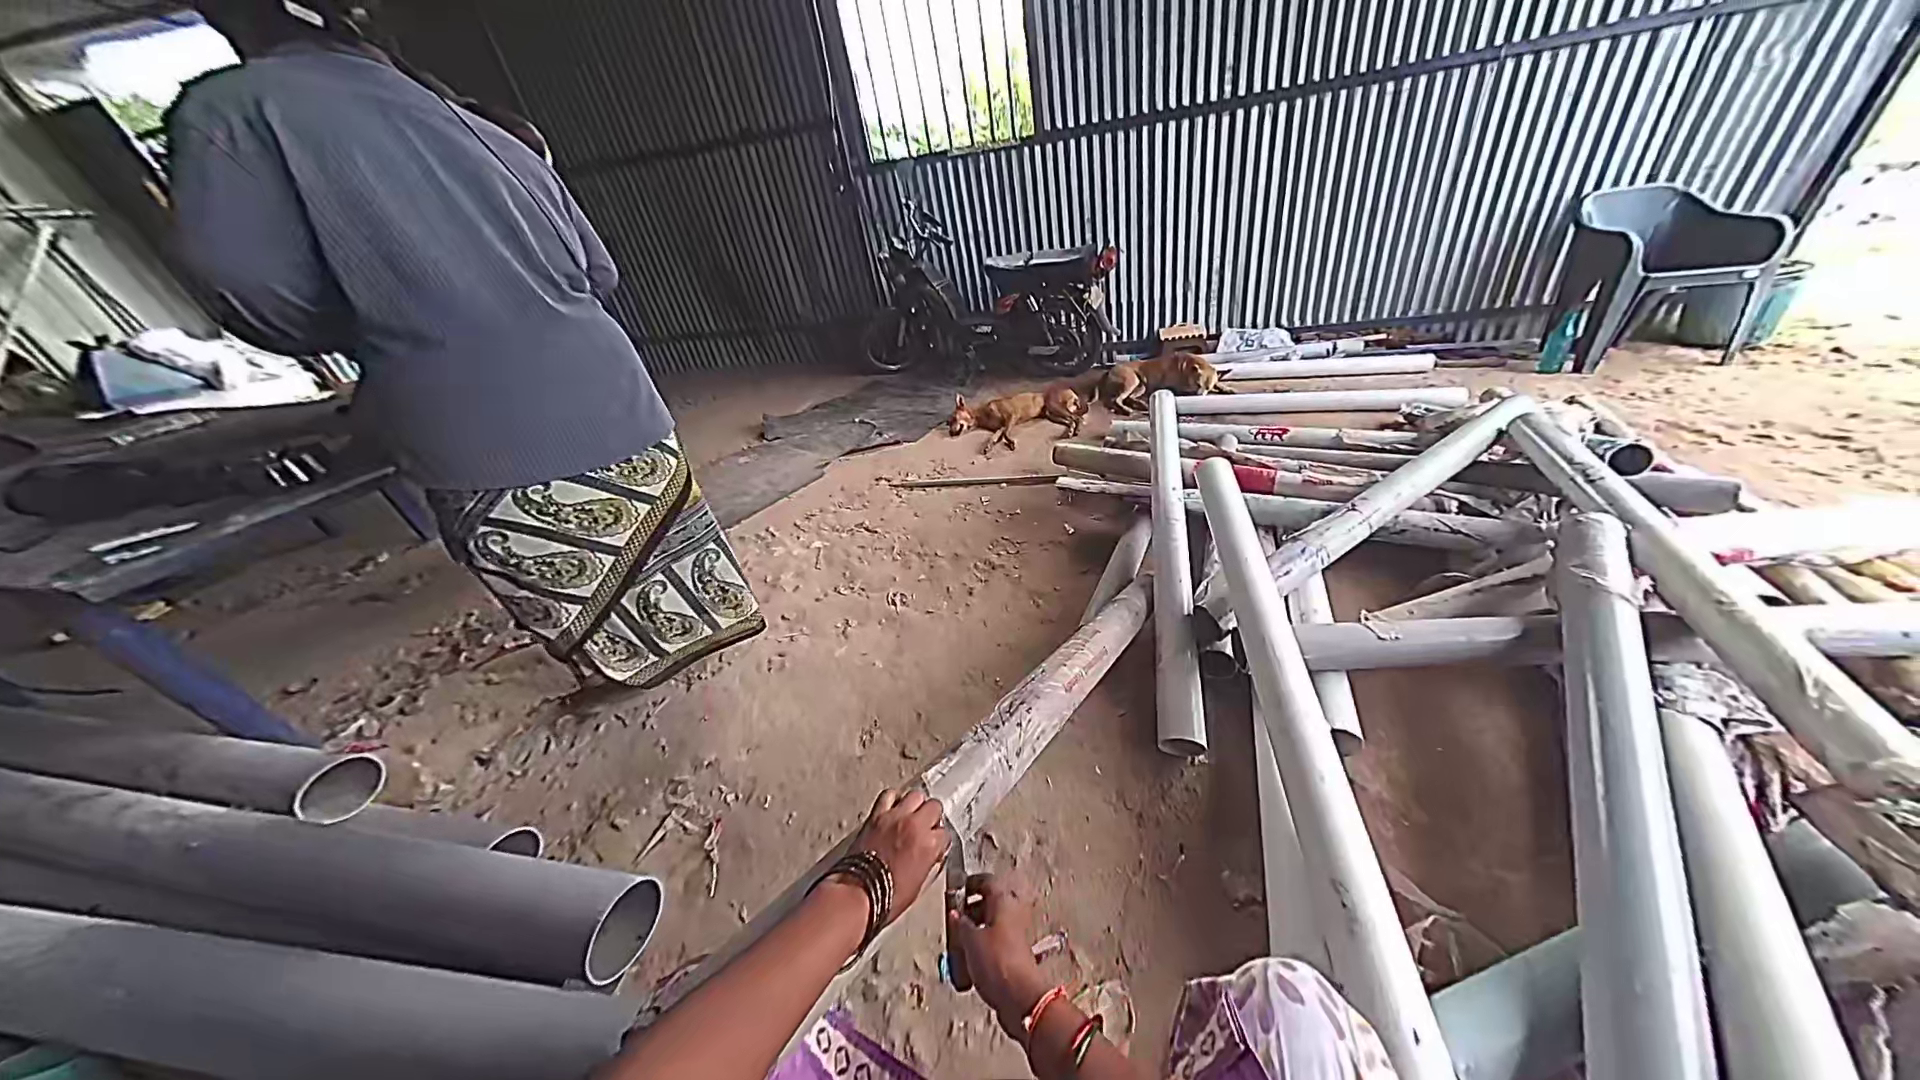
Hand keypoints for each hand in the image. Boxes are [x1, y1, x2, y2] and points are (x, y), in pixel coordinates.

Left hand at [848, 788, 949, 922]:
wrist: (860, 893)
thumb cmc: (888, 896)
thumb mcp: (919, 883)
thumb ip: (928, 862)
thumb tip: (930, 855)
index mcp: (929, 845)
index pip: (945, 834)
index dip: (940, 841)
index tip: (935, 845)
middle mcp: (915, 826)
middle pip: (934, 806)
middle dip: (933, 817)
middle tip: (927, 826)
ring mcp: (896, 817)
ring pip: (915, 795)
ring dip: (916, 804)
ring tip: (912, 814)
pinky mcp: (877, 815)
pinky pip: (888, 795)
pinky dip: (893, 799)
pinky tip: (893, 808)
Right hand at [947, 873, 1052, 1038]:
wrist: (1020, 997)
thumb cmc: (997, 961)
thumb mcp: (971, 940)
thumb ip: (961, 924)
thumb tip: (956, 915)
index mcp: (1003, 901)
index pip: (986, 881)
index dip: (971, 884)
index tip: (956, 890)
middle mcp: (1012, 913)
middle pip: (990, 903)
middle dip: (971, 909)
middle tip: (954, 917)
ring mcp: (1015, 935)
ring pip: (992, 924)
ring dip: (976, 930)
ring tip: (958, 942)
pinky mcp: (1015, 955)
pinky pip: (995, 943)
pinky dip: (982, 947)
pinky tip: (969, 961)